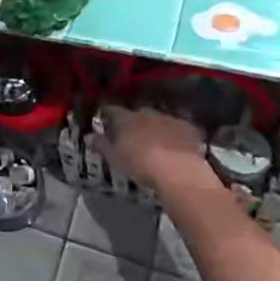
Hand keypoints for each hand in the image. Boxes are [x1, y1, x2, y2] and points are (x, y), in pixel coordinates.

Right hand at [96, 105, 211, 193]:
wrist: (178, 170)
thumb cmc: (140, 165)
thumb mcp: (115, 158)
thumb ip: (102, 145)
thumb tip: (91, 137)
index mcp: (127, 119)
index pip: (112, 110)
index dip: (107, 114)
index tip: (104, 120)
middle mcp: (148, 113)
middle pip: (137, 113)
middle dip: (134, 122)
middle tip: (132, 136)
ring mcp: (170, 118)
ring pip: (159, 119)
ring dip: (156, 127)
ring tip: (156, 143)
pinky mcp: (188, 127)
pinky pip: (178, 127)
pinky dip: (175, 134)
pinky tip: (176, 147)